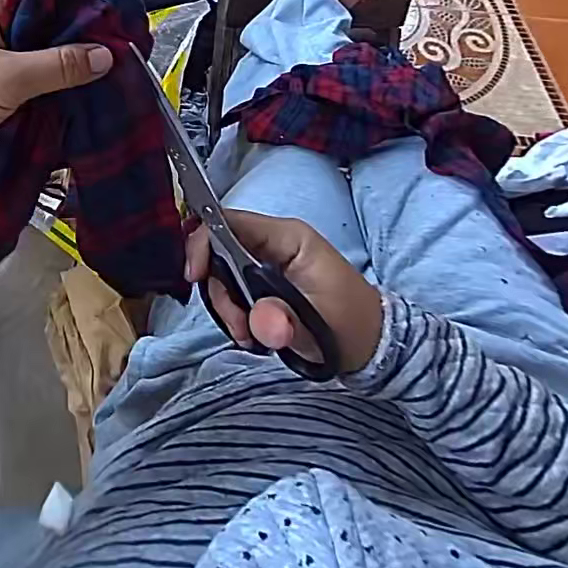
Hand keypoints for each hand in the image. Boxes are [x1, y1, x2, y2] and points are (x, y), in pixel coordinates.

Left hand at [0, 0, 112, 152]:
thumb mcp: (9, 80)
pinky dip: (32, 78)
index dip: (74, 13)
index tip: (109, 33)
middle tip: (106, 59)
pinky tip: (59, 90)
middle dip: (66, 43)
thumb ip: (60, 65)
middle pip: (34, 22)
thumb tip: (108, 55)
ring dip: (50, 64)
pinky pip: (11, 67)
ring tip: (91, 76)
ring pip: (25, 48)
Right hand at [186, 211, 383, 373]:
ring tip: (250, 336)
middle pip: (221, 250)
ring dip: (228, 307)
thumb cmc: (352, 326)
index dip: (205, 242)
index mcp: (289, 237)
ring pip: (224, 273)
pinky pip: (235, 288)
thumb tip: (257, 324)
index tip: (196, 276)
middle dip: (220, 290)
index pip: (231, 222)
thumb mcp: (319, 326)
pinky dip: (236, 312)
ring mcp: (269, 261)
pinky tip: (253, 334)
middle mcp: (275, 243)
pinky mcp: (266, 280)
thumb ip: (284, 322)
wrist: (372, 345)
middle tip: (237, 325)